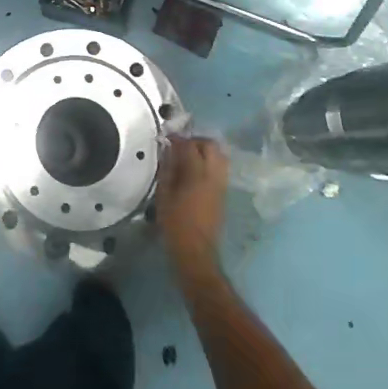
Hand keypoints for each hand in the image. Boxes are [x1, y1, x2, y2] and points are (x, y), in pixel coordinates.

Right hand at [157, 135, 229, 274]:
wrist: (196, 251)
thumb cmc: (175, 224)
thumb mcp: (164, 196)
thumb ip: (167, 169)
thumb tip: (168, 151)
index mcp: (196, 175)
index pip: (189, 146)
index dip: (177, 139)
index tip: (166, 137)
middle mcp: (213, 175)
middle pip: (210, 146)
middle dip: (195, 141)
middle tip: (180, 146)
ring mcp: (222, 183)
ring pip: (219, 155)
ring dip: (205, 150)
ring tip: (188, 156)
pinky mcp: (224, 192)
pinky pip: (220, 167)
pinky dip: (209, 161)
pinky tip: (195, 170)